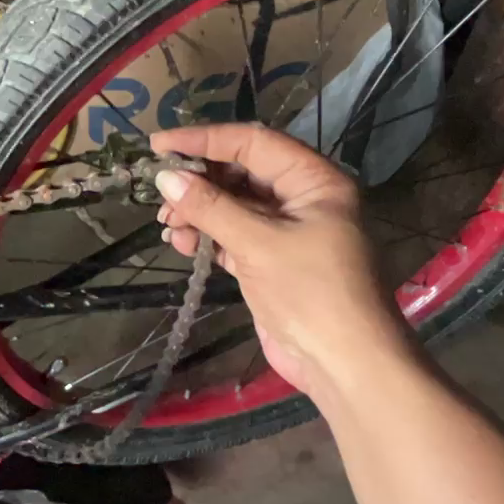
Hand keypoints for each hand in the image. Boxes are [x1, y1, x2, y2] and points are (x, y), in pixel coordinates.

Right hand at [151, 124, 414, 405]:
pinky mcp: (269, 261)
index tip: (159, 143)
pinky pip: (229, 234)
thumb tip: (165, 178)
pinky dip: (204, 236)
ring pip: (231, 205)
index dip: (203, 139)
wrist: (344, 364)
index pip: (252, 143)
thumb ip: (210, 207)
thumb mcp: (258, 244)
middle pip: (239, 172)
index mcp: (314, 181)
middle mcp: (301, 199)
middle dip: (197, 181)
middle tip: (160, 193)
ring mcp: (285, 231)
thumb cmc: (312, 293)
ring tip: (168, 225)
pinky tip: (181, 243)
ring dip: (196, 211)